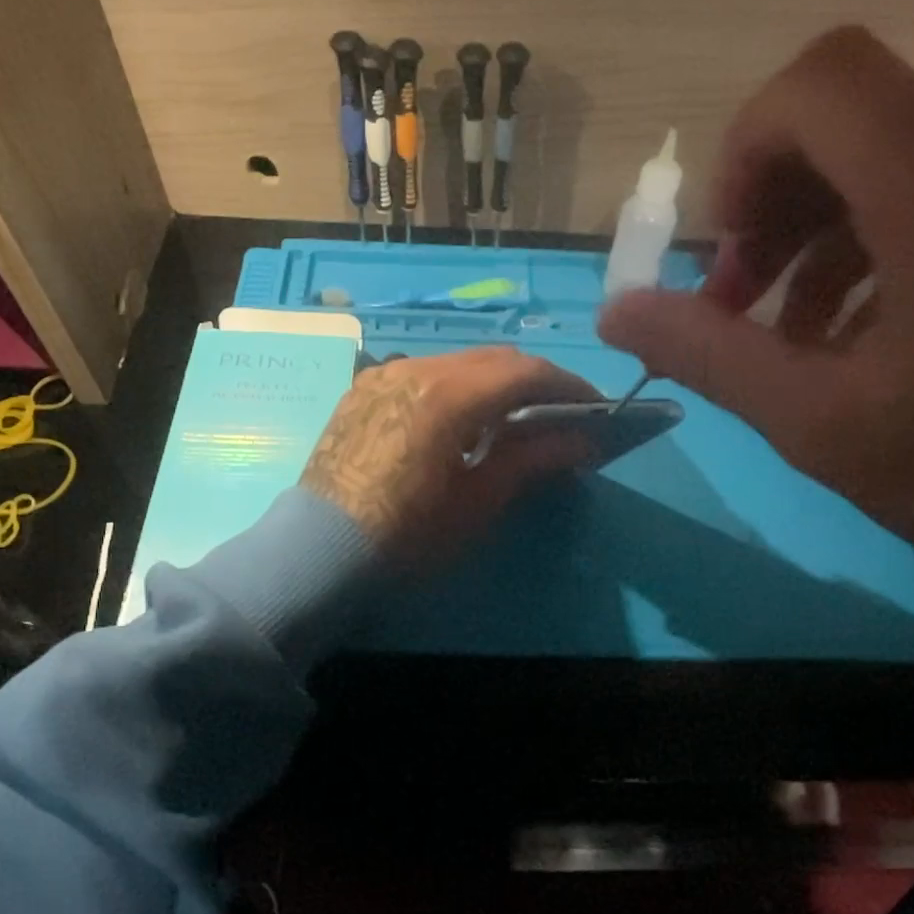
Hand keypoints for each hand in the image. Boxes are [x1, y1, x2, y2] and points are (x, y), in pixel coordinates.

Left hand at [301, 347, 598, 564]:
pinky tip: (465, 422)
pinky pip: (424, 376)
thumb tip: (582, 441)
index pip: (524, 373)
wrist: (318, 552)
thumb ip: (531, 461)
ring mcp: (383, 375)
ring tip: (517, 421)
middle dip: (534, 382)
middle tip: (563, 415)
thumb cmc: (406, 537)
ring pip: (457, 364)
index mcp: (447, 396)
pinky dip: (457, 390)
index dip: (567, 386)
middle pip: (492, 360)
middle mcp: (415, 369)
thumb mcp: (477, 504)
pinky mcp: (362, 391)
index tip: (595, 408)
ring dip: (495, 384)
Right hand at [598, 27, 913, 635]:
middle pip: (867, 124)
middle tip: (755, 302)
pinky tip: (908, 317)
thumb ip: (709, 353)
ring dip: (847, 228)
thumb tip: (614, 313)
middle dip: (786, 206)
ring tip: (824, 329)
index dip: (751, 148)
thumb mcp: (816, 425)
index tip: (734, 243)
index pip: (823, 84)